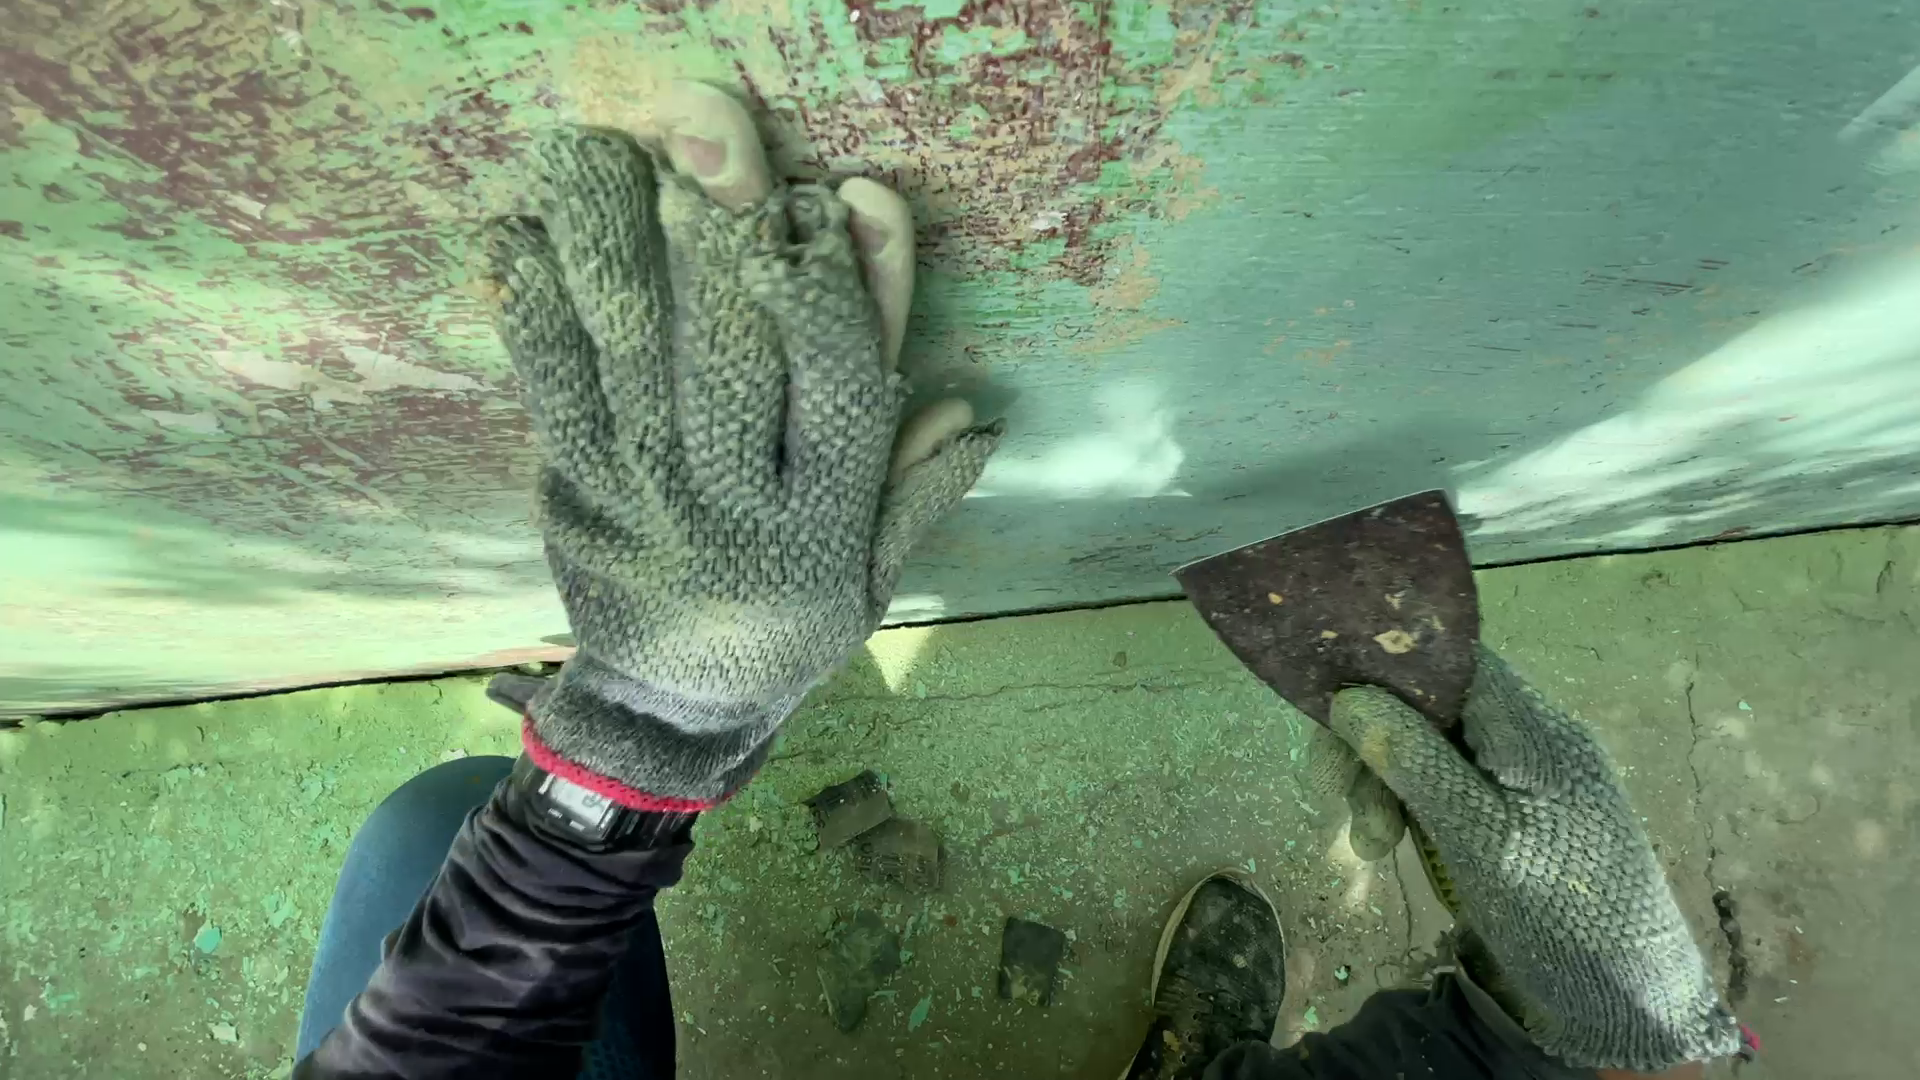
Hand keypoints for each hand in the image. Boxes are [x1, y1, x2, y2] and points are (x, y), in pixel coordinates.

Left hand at [484, 83, 999, 810]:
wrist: (670, 701)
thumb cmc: (789, 633)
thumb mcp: (873, 584)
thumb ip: (916, 495)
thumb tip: (972, 411)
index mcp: (821, 516)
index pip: (845, 385)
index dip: (847, 286)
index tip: (842, 196)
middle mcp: (732, 492)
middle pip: (729, 345)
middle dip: (723, 229)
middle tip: (714, 125)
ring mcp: (642, 483)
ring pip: (626, 346)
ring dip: (609, 238)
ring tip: (602, 151)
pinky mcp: (573, 481)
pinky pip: (546, 383)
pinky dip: (528, 303)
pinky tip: (518, 230)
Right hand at [1326, 647, 1739, 1072]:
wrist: (1624, 1007)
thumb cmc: (1558, 915)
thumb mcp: (1476, 836)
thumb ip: (1414, 759)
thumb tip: (1349, 695)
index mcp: (1533, 729)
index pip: (1452, 658)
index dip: (1389, 662)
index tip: (1330, 692)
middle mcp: (1525, 735)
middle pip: (1424, 703)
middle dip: (1370, 740)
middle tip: (1330, 787)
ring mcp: (1515, 770)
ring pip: (1420, 743)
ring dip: (1378, 782)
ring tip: (1369, 843)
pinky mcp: (1503, 803)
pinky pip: (1434, 778)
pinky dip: (1400, 802)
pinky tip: (1385, 843)